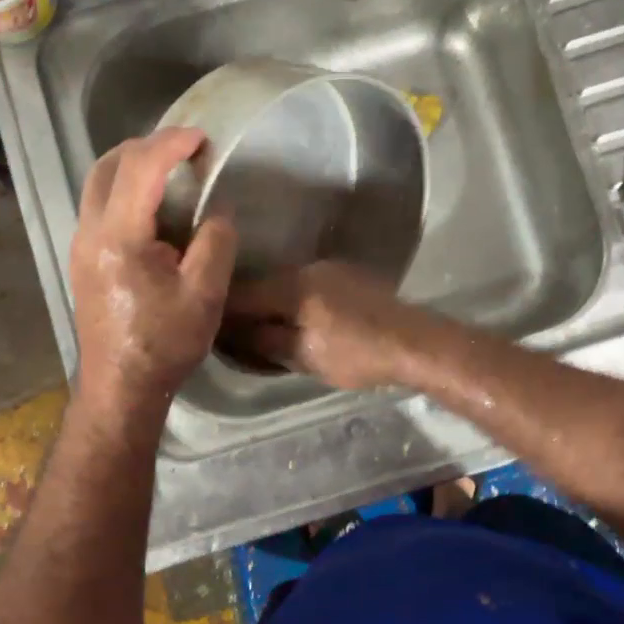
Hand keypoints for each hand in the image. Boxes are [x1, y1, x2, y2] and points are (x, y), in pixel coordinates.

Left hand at [70, 129, 236, 414]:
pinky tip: (154, 208)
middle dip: (148, 146)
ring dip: (133, 166)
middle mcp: (89, 231)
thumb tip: (216, 211)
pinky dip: (125, 189)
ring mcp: (80, 245)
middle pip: (108, 164)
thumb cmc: (164, 343)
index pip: (141, 167)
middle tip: (186, 151)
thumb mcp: (205, 294)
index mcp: (119, 236)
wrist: (120, 387)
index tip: (204, 139)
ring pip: (97, 183)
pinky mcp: (83, 260)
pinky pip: (99, 206)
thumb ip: (216, 241)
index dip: (173, 143)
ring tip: (172, 172)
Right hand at [222, 261, 440, 389]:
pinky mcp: (349, 277)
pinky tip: (297, 320)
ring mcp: (331, 269)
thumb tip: (229, 331)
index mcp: (292, 285)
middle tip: (232, 332)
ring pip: (286, 285)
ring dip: (272, 303)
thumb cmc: (359, 354)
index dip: (221, 310)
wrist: (417, 343)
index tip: (206, 324)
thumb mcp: (305, 356)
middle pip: (263, 285)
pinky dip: (295, 301)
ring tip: (264, 329)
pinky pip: (308, 286)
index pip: (241, 293)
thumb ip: (265, 341)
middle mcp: (308, 268)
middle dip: (246, 306)